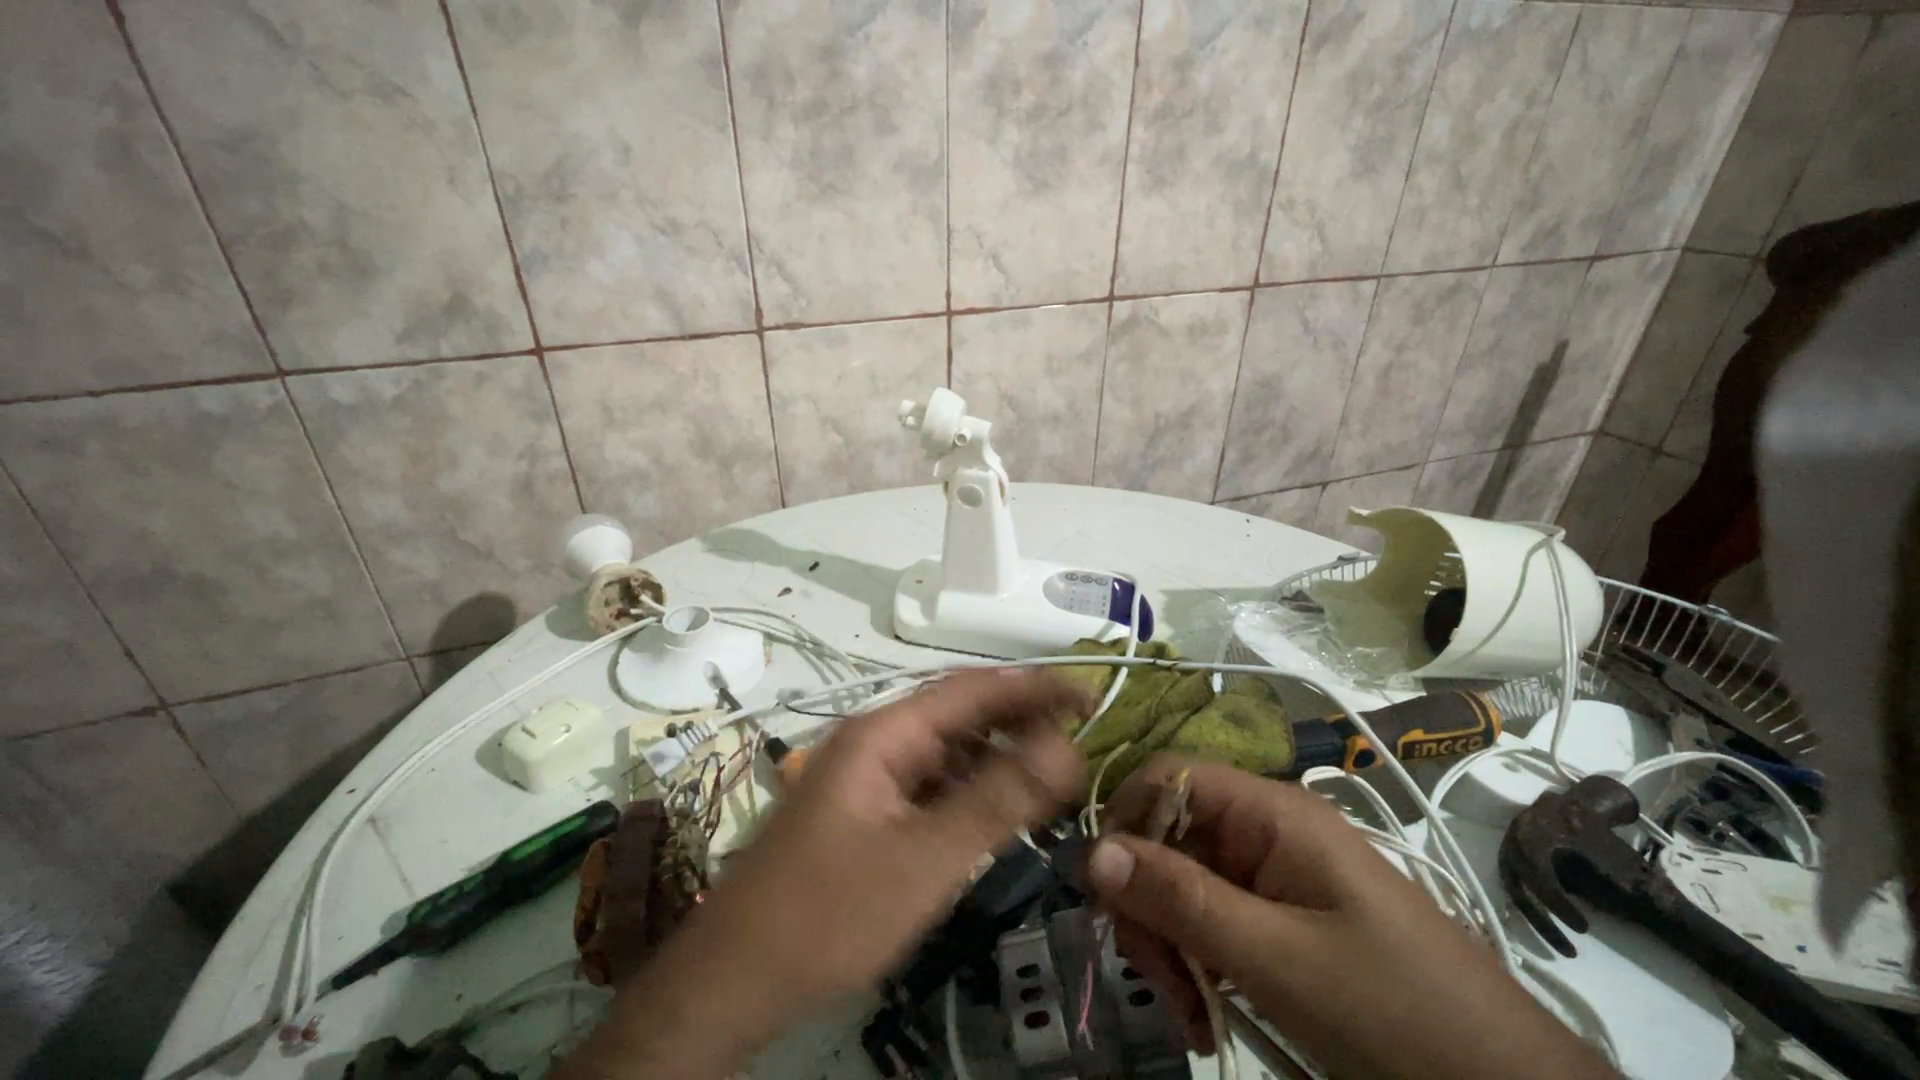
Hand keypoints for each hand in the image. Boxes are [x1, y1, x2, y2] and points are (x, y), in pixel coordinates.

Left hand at [555, 669, 1087, 1079]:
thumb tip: (1067, 747)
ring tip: (1052, 780)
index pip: (972, 688)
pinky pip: (926, 787)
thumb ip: (998, 800)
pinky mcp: (860, 815)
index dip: (1035, 686)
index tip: (1092, 695)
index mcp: (881, 735)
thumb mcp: (925, 859)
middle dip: (1020, 724)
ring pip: (943, 754)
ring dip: (996, 760)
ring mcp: (862, 779)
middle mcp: (871, 743)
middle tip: (1082, 746)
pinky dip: (968, 792)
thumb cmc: (828, 914)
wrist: (733, 978)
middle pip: (958, 716)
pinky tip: (996, 815)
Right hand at [1088, 755, 1616, 1079]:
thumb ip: (1180, 900)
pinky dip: (1197, 967)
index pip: (1169, 780)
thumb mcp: (1274, 957)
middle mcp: (1269, 833)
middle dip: (1148, 906)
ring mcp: (1276, 880)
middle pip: (1169, 839)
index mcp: (1273, 814)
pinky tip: (1204, 1015)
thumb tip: (1091, 850)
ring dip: (1170, 947)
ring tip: (1188, 1013)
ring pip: (1185, 888)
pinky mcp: (1283, 923)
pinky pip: (1214, 926)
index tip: (1104, 896)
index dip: (1125, 823)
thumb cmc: (1390, 1008)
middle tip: (1158, 980)